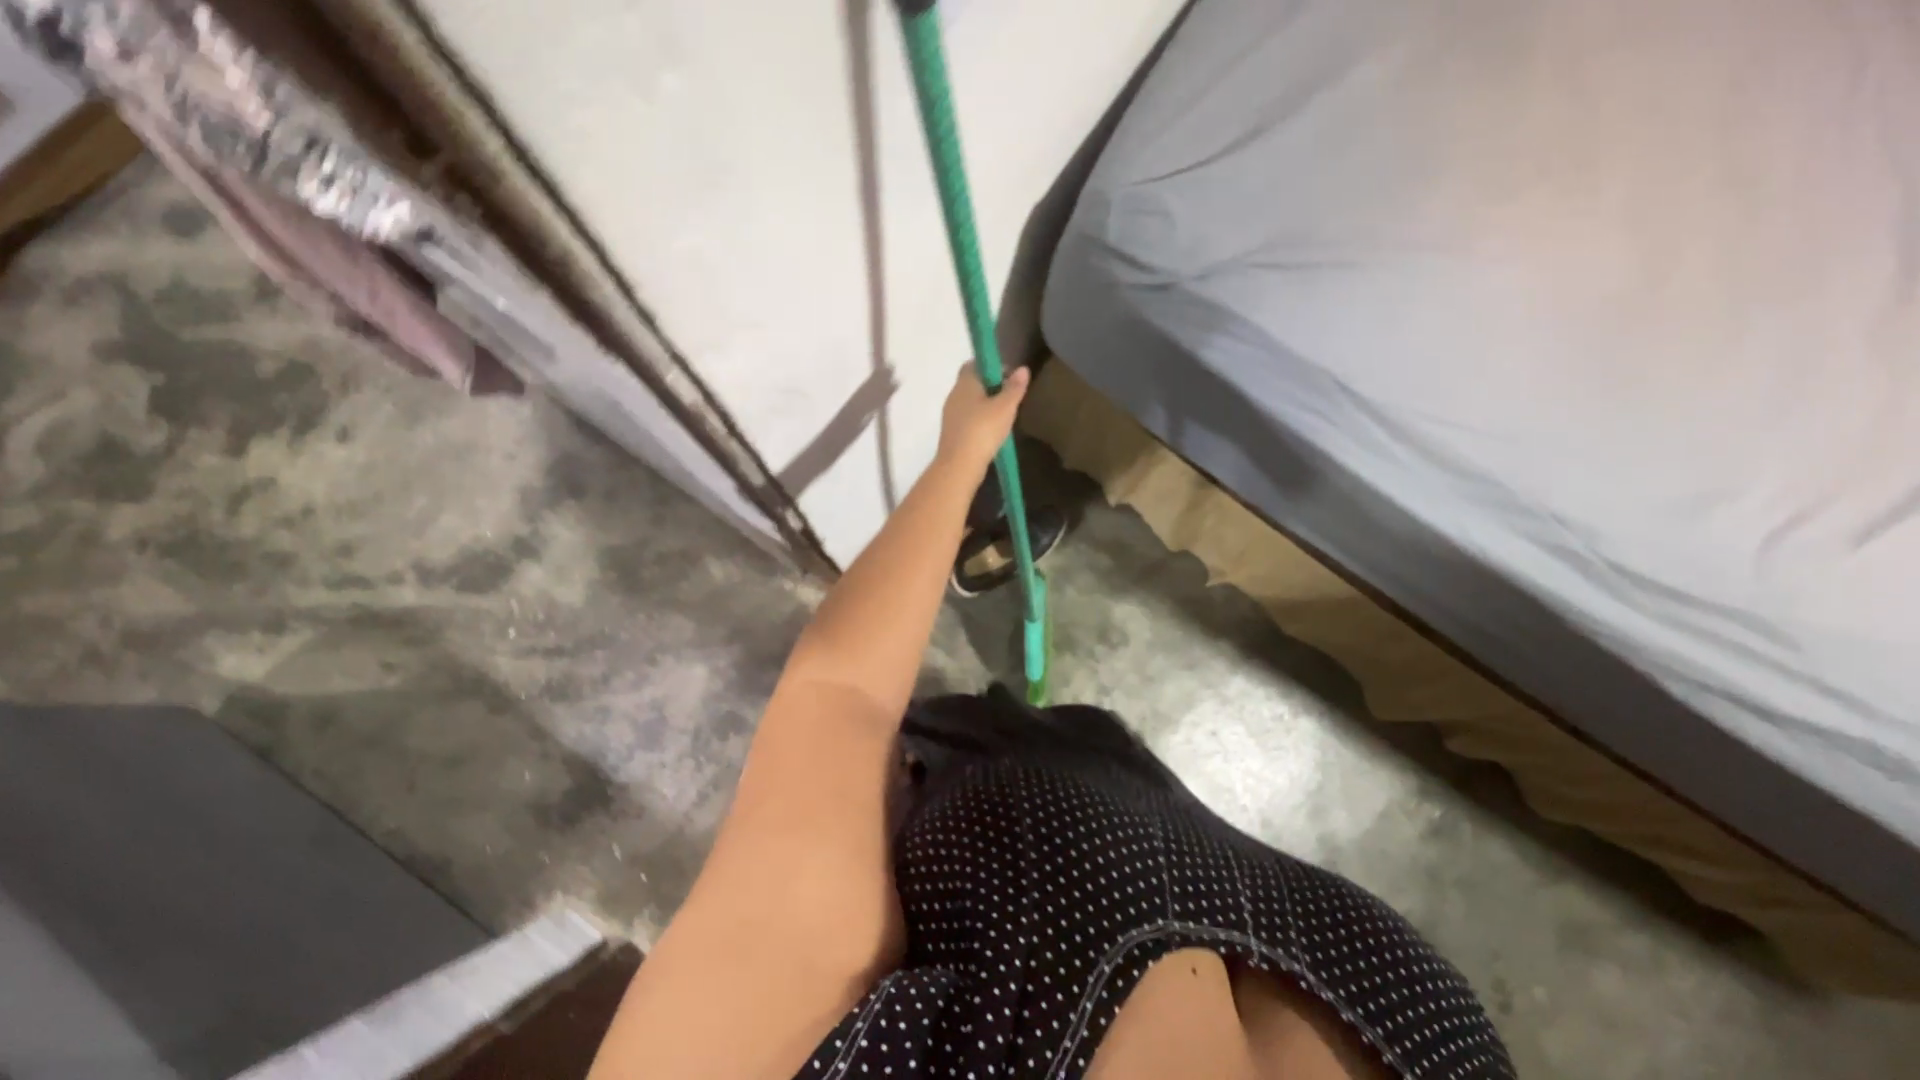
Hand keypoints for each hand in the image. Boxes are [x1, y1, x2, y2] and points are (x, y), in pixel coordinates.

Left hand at [936, 363, 1029, 473]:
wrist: (959, 465)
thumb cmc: (983, 430)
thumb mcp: (1005, 407)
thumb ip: (1014, 388)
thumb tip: (1022, 368)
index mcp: (965, 383)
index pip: (974, 364)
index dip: (992, 366)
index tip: (1009, 376)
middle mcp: (954, 394)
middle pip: (973, 383)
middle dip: (991, 386)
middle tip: (1011, 396)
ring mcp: (951, 414)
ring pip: (970, 402)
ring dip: (986, 405)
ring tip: (1005, 415)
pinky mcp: (952, 431)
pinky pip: (968, 418)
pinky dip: (980, 419)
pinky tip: (993, 430)